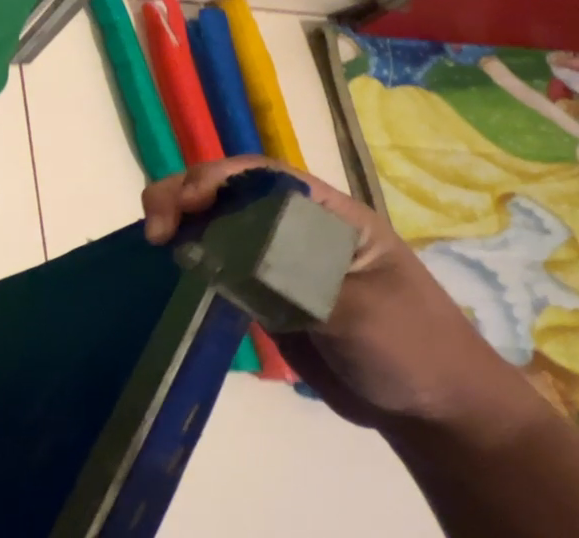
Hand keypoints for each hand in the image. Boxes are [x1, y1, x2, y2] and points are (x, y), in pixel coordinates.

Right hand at [143, 156, 543, 434]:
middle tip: (155, 230)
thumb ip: (289, 277)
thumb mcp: (358, 310)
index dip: (215, 178)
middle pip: (225, 192)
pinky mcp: (259, 289)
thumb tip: (221, 256)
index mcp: (331, 216)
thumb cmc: (413, 351)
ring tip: (155, 245)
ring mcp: (275, 257)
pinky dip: (185, 257)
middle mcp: (297, 226)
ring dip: (177, 224)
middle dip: (181, 197)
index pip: (262, 175)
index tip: (186, 205)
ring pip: (212, 222)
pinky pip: (213, 261)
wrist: (435, 415)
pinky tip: (170, 268)